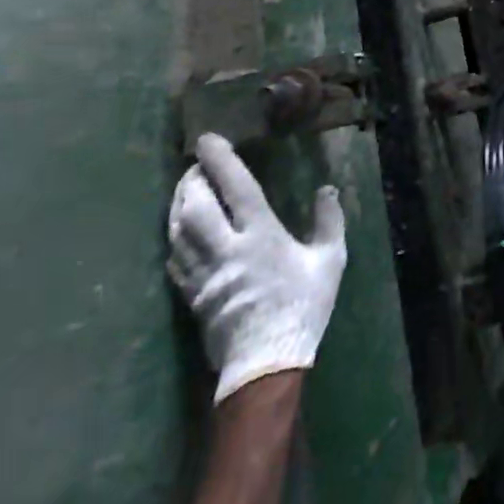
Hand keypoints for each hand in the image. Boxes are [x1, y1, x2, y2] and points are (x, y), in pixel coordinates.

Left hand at [167, 133, 346, 402]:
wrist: (267, 364)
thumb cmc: (302, 308)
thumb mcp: (329, 263)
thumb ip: (329, 222)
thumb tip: (327, 189)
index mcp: (261, 235)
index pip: (235, 186)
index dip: (219, 158)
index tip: (207, 139)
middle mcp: (226, 247)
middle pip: (196, 203)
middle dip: (192, 178)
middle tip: (197, 166)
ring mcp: (204, 271)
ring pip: (178, 227)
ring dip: (178, 202)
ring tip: (186, 189)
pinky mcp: (190, 292)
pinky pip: (174, 256)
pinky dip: (174, 235)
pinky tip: (179, 229)